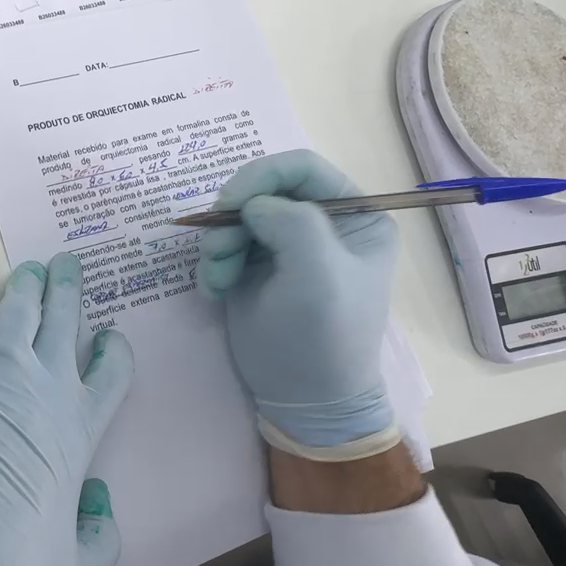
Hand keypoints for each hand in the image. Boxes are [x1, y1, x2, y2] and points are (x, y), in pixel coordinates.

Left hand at [0, 253, 133, 565]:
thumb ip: (98, 533)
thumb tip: (98, 502)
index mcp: (80, 431)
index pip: (112, 371)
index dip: (113, 348)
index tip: (109, 333)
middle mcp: (42, 389)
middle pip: (63, 321)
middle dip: (67, 287)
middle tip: (66, 262)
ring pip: (17, 311)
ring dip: (25, 286)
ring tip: (29, 269)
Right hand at [198, 150, 400, 459]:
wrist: (301, 396)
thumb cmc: (321, 335)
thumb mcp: (318, 275)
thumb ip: (292, 223)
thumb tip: (252, 206)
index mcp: (354, 217)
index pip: (301, 168)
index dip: (259, 175)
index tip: (229, 203)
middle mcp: (319, 223)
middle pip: (260, 189)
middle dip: (231, 218)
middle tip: (217, 249)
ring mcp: (283, 244)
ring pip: (233, 216)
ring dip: (217, 244)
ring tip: (219, 278)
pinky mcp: (253, 265)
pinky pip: (220, 243)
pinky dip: (211, 263)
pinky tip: (216, 289)